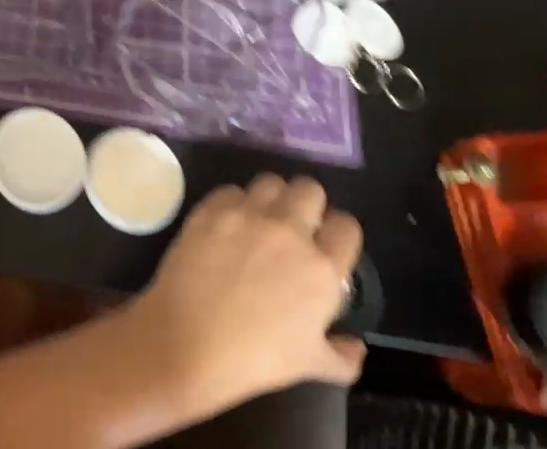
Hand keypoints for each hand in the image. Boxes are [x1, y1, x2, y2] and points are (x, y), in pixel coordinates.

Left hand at [120, 174, 364, 418]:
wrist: (190, 340)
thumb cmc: (257, 357)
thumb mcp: (312, 365)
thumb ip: (343, 356)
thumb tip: (356, 346)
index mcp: (321, 267)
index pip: (346, 226)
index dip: (338, 231)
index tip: (327, 242)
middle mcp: (287, 231)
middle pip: (310, 189)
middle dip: (308, 203)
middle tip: (296, 223)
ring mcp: (246, 216)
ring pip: (270, 182)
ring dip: (271, 197)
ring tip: (262, 217)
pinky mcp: (209, 211)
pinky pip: (229, 190)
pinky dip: (232, 202)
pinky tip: (228, 222)